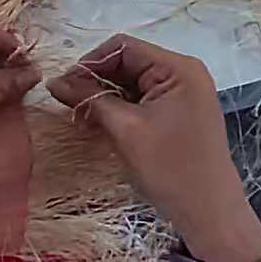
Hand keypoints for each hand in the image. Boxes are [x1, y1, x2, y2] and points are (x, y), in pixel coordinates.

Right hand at [47, 35, 260, 261]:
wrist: (208, 214)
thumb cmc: (169, 167)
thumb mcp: (123, 128)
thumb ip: (88, 97)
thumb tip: (52, 81)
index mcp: (178, 69)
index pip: (122, 47)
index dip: (89, 62)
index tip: (64, 85)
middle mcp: (181, 73)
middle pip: (124, 62)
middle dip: (93, 80)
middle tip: (66, 102)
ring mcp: (179, 93)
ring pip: (126, 81)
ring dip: (100, 95)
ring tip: (79, 116)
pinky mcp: (174, 111)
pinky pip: (136, 97)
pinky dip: (114, 107)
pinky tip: (95, 122)